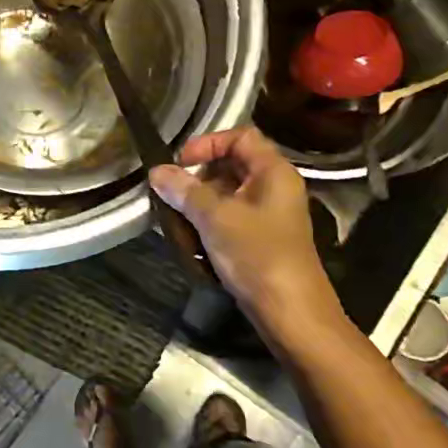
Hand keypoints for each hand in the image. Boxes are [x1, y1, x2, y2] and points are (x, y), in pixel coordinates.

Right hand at [149, 128, 338, 325]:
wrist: (290, 311)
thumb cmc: (257, 255)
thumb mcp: (215, 218)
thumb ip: (185, 191)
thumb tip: (157, 171)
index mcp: (273, 172)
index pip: (240, 136)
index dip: (208, 143)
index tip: (180, 163)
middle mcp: (275, 187)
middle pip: (233, 164)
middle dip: (199, 175)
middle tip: (174, 192)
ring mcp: (269, 214)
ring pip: (229, 193)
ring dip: (200, 201)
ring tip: (175, 215)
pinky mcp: (261, 239)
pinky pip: (231, 217)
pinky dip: (210, 221)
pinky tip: (190, 236)